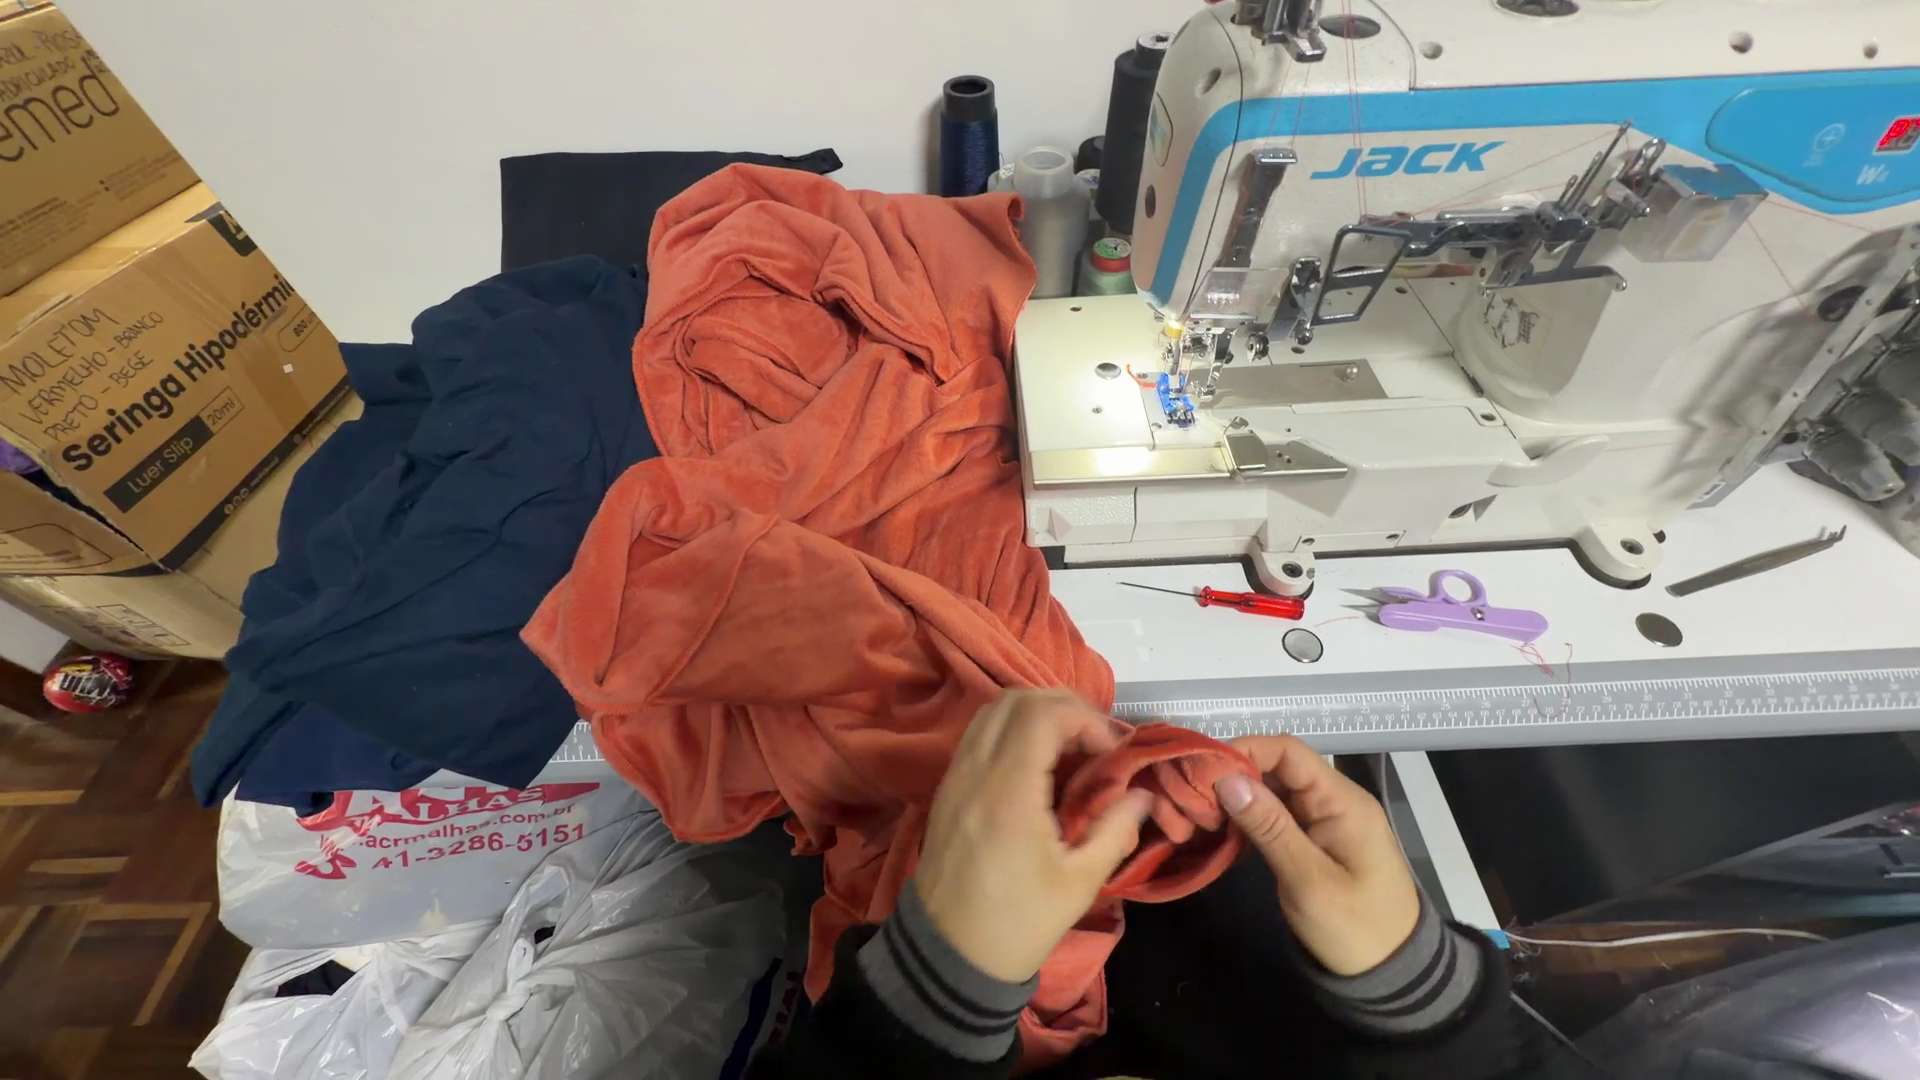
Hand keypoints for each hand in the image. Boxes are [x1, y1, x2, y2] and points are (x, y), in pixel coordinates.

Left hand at [914, 690, 1154, 982]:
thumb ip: (1115, 828)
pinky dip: (1011, 727)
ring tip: (1070, 746)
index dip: (1085, 718)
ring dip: (1036, 712)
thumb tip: (1143, 793)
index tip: (1111, 750)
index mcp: (1008, 790)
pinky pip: (979, 731)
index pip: (1043, 715)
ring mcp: (956, 773)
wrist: (949, 954)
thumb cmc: (1019, 921)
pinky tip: (1038, 760)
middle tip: (1095, 741)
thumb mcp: (1080, 882)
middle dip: (1064, 707)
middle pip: (1017, 700)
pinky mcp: (948, 783)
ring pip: (993, 709)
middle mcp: (976, 769)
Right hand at [1216, 736, 1420, 975]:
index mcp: (1342, 801)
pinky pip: (1275, 811)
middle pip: (1277, 765)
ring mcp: (1323, 818)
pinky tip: (1222, 827)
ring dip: (1237, 794)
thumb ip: (1269, 826)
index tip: (1204, 769)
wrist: (1394, 979)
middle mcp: (1333, 799)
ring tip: (1201, 809)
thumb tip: (1227, 779)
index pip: (1288, 751)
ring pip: (1272, 787)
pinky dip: (1247, 815)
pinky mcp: (1312, 837)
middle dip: (1234, 772)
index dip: (1245, 750)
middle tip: (1193, 792)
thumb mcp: (1309, 882)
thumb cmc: (1357, 930)